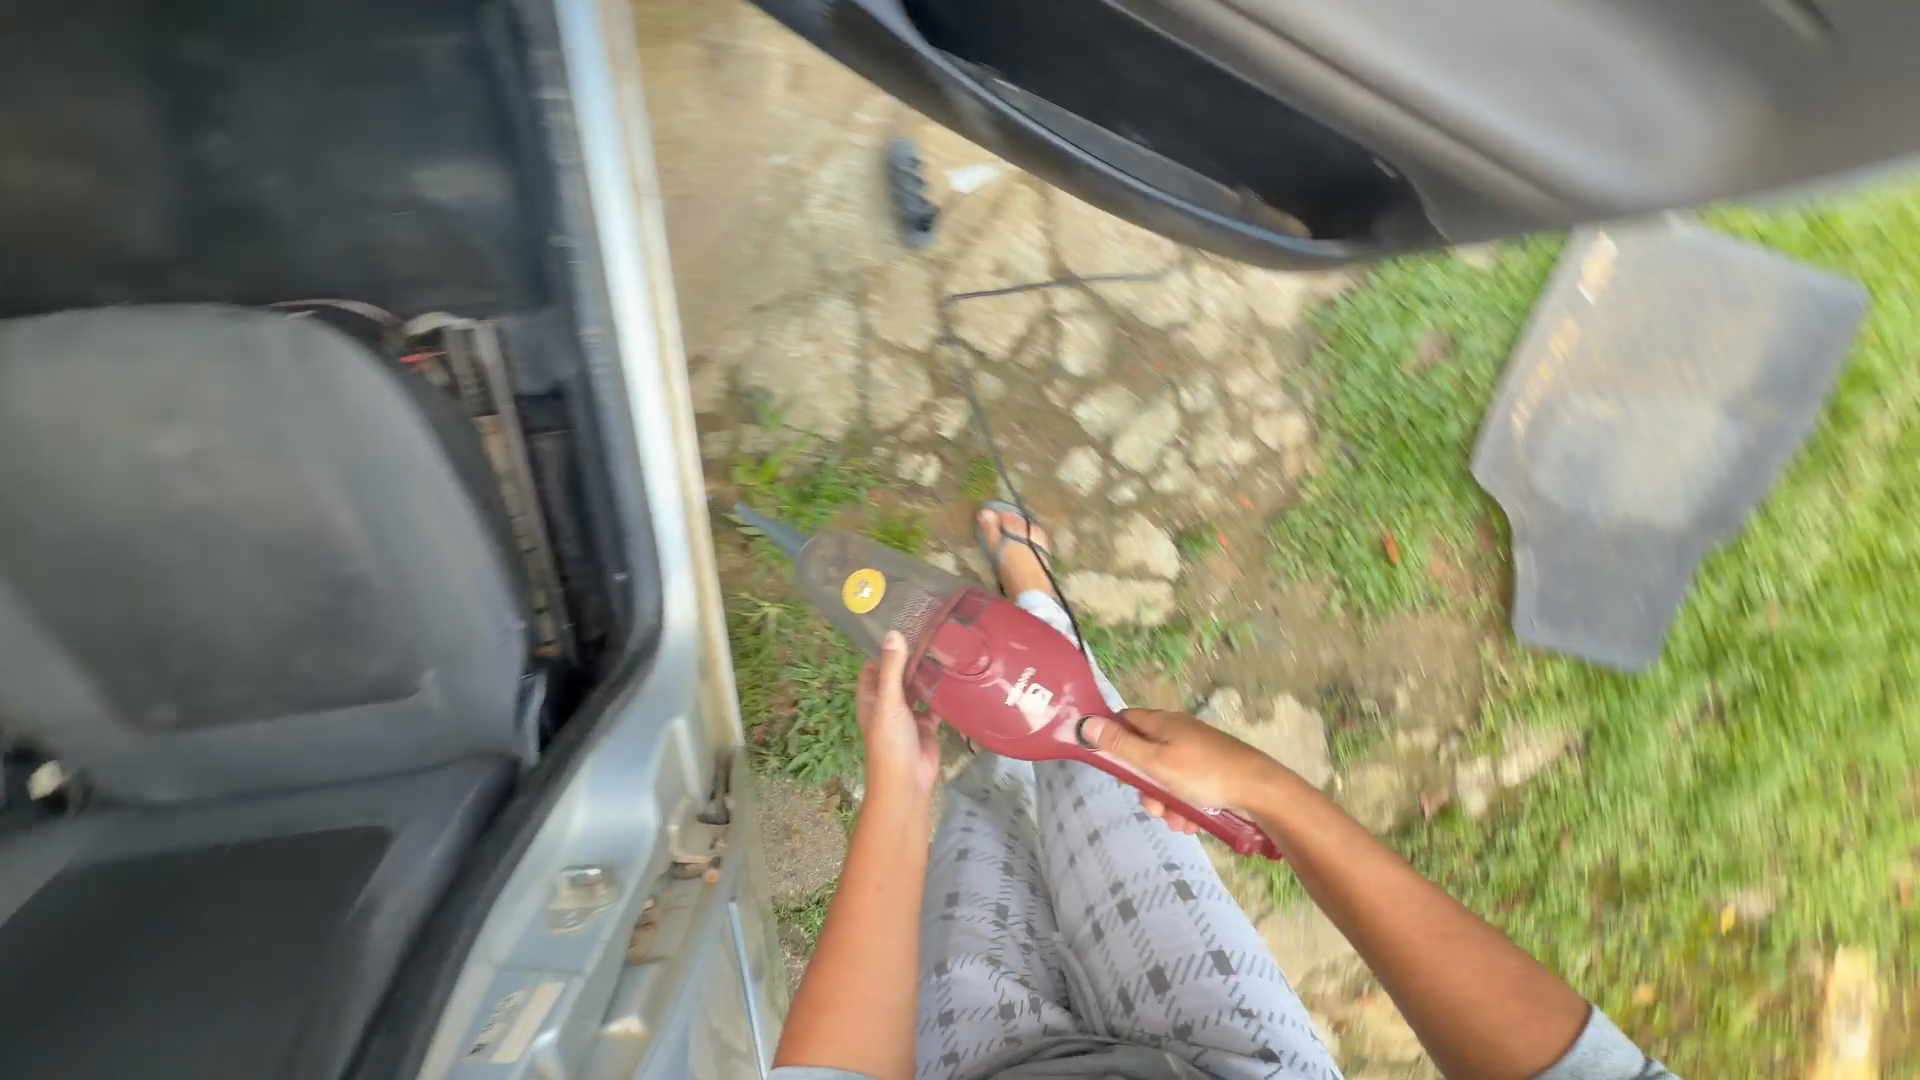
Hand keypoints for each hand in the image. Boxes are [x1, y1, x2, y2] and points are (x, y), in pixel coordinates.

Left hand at [857, 632, 940, 799]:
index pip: (873, 668)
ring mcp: (908, 715)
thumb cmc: (890, 739)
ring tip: (945, 650)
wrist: (907, 780)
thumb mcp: (889, 700)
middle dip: (910, 660)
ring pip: (917, 689)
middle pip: (898, 676)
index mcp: (872, 698)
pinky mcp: (926, 725)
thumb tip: (893, 633)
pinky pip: (934, 705)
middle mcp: (888, 704)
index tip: (903, 629)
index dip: (884, 651)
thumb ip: (892, 668)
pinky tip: (953, 677)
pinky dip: (941, 694)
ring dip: (926, 675)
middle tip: (931, 635)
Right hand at [1081, 709, 1287, 829]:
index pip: (1124, 720)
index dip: (1112, 740)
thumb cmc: (1202, 772)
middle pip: (1143, 755)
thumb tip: (1086, 722)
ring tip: (1177, 819)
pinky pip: (1185, 787)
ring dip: (1165, 801)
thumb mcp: (1155, 762)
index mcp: (1161, 722)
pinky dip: (1184, 805)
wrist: (1259, 790)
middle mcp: (1176, 732)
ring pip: (1164, 777)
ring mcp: (1195, 751)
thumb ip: (1120, 745)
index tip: (1112, 766)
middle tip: (1152, 805)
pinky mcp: (1210, 771)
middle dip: (1144, 785)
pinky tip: (1192, 822)